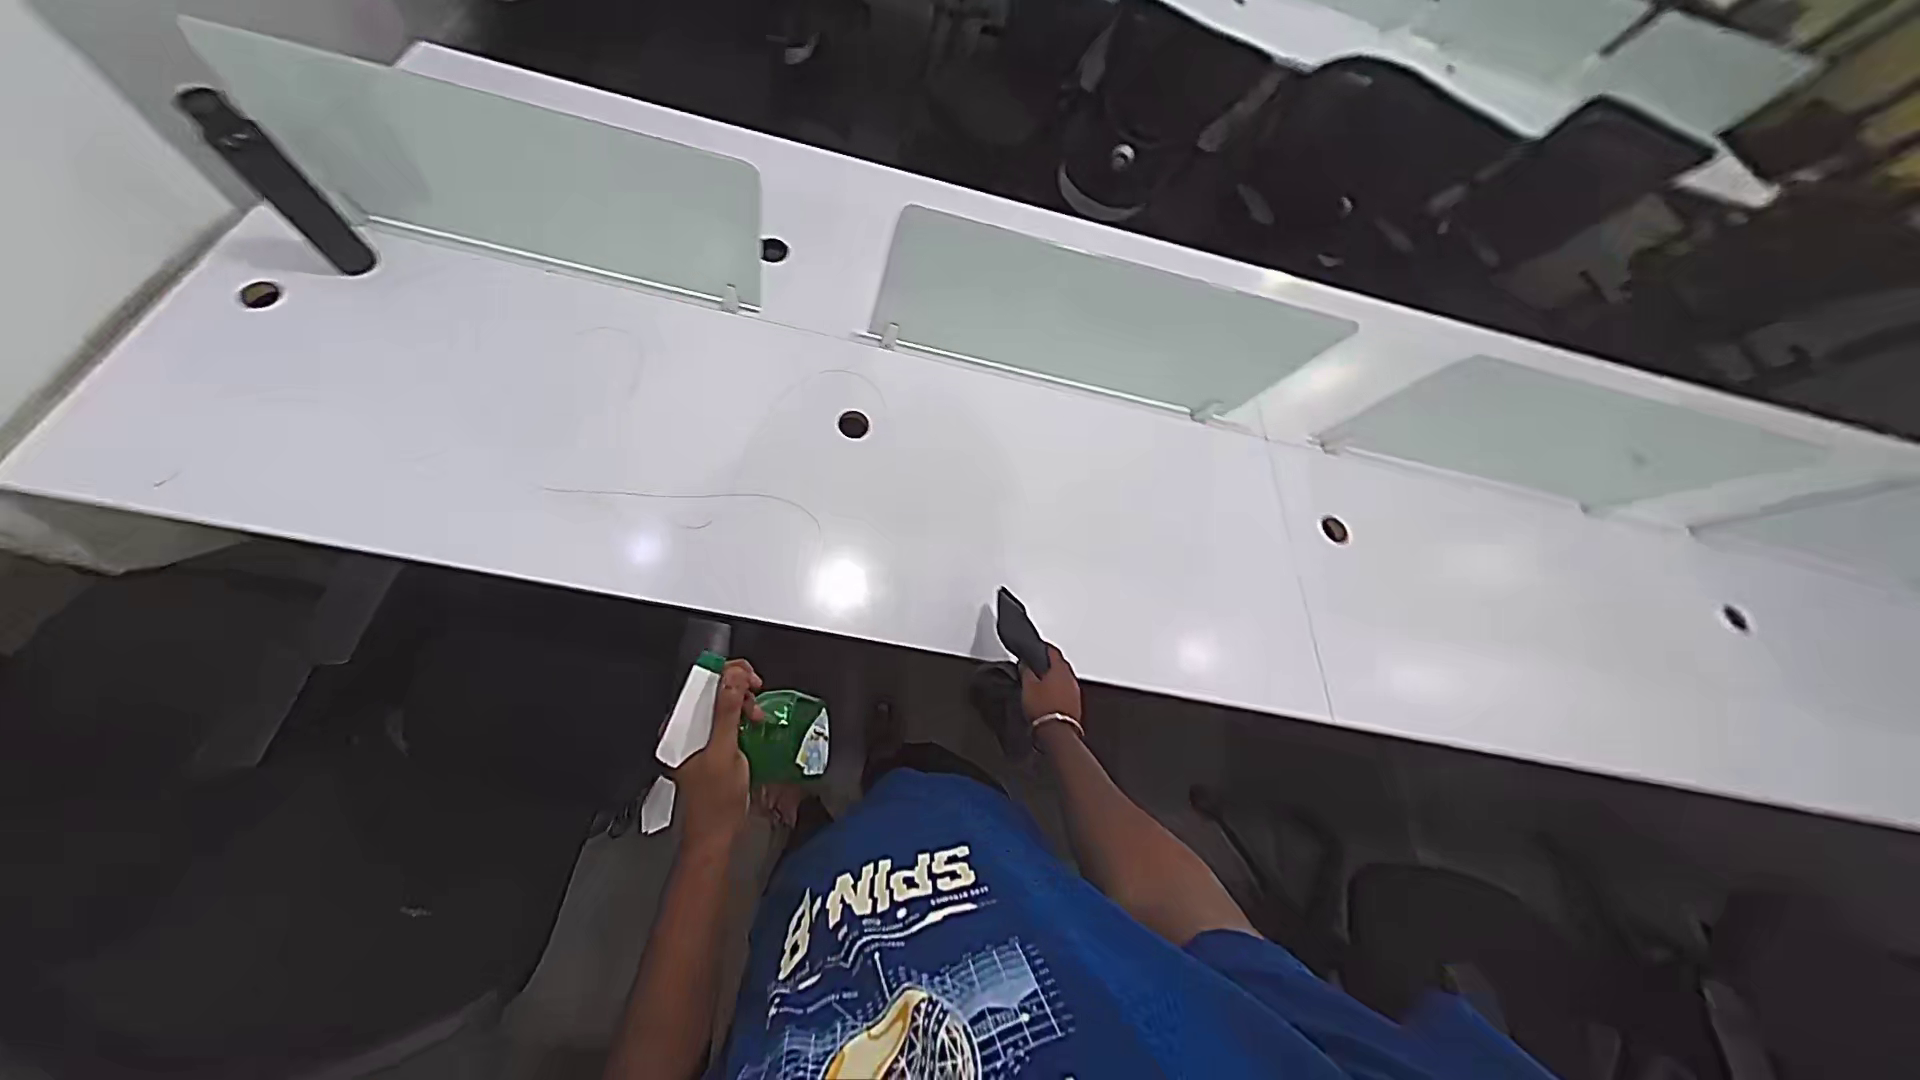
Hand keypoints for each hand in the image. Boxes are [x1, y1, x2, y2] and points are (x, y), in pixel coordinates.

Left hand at [673, 658, 763, 848]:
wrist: (716, 835)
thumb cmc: (716, 800)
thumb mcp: (724, 750)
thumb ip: (726, 712)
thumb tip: (732, 678)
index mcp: (678, 729)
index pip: (700, 685)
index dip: (728, 674)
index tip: (751, 679)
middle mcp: (684, 731)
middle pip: (712, 693)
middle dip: (739, 690)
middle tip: (757, 697)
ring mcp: (697, 740)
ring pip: (722, 706)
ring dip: (743, 705)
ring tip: (756, 717)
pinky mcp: (710, 748)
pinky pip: (726, 721)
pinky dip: (741, 718)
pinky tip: (752, 724)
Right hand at [1020, 645, 1080, 725]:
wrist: (1056, 732)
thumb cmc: (1043, 708)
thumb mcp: (1028, 686)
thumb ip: (1026, 671)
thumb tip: (1024, 663)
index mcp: (1060, 669)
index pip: (1054, 651)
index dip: (1046, 648)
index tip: (1041, 647)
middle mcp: (1070, 678)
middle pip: (1061, 664)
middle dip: (1051, 662)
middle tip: (1040, 663)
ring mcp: (1075, 691)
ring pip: (1065, 677)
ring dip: (1056, 676)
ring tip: (1043, 680)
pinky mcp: (1075, 703)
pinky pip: (1067, 690)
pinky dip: (1059, 688)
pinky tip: (1050, 694)